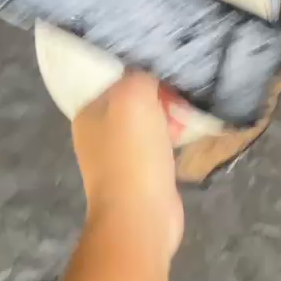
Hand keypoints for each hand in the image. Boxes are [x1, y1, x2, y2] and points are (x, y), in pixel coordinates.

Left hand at [71, 73, 186, 262]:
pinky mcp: (141, 172)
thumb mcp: (134, 95)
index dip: (144, 67)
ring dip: (170, 112)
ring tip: (191, 107)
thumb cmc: (132, 152)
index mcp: (89, 111)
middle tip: (184, 88)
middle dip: (161, 90)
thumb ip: (141, 73)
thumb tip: (154, 67)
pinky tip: (190, 130)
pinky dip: (173, 133)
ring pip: (149, 118)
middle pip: (135, 96)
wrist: (139, 216)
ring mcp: (119, 154)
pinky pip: (159, 141)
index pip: (117, 75)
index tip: (169, 64)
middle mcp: (98, 131)